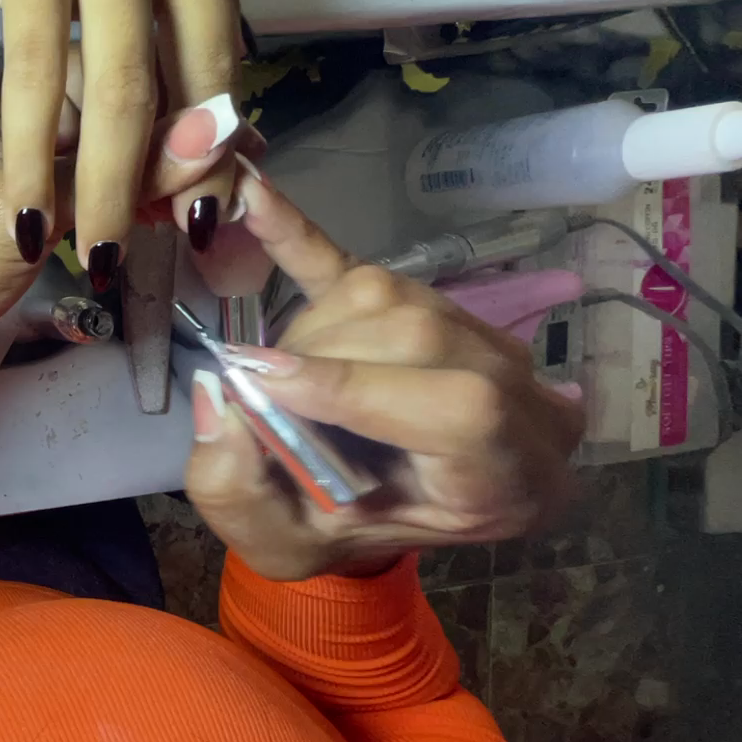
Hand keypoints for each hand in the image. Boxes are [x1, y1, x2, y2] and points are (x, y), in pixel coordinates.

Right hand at [184, 174, 586, 580]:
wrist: (353, 514)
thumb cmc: (320, 536)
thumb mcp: (270, 544)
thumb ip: (236, 488)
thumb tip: (219, 392)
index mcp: (501, 487)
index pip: (457, 411)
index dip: (353, 386)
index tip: (261, 383)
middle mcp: (522, 405)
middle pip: (416, 335)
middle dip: (313, 357)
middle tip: (255, 392)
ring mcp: (484, 345)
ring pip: (390, 295)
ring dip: (307, 329)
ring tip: (278, 375)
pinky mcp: (423, 308)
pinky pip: (358, 263)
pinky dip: (298, 234)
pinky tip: (253, 197)